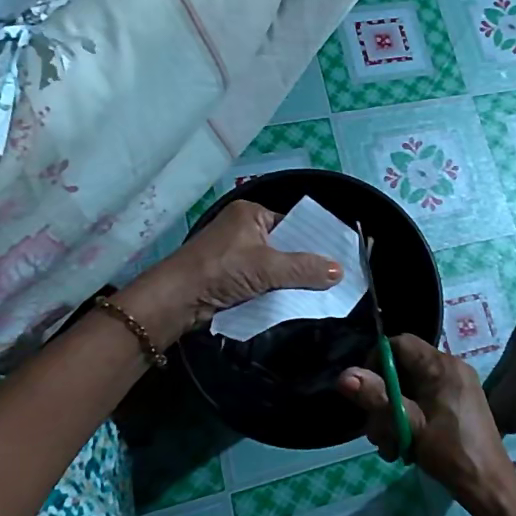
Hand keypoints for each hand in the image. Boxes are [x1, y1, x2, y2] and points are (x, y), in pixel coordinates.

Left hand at [126, 200, 340, 344]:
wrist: (176, 300)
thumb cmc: (221, 270)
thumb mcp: (268, 267)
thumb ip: (304, 268)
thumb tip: (339, 272)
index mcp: (251, 214)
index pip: (293, 225)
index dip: (314, 241)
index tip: (338, 257)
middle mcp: (243, 230)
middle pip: (285, 246)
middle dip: (305, 263)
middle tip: (335, 278)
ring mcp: (235, 254)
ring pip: (275, 267)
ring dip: (291, 280)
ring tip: (322, 291)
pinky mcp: (230, 277)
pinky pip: (263, 281)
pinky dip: (276, 290)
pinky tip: (296, 300)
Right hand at [336, 334, 514, 502]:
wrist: (488, 483)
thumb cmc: (449, 451)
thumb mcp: (408, 425)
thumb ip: (377, 398)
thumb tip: (344, 375)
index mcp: (441, 366)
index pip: (400, 344)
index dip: (376, 362)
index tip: (365, 391)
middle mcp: (451, 368)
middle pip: (403, 369)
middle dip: (384, 400)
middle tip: (378, 433)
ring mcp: (457, 385)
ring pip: (411, 389)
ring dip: (394, 417)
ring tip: (392, 448)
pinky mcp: (459, 403)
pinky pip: (425, 400)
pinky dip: (411, 419)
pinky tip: (405, 447)